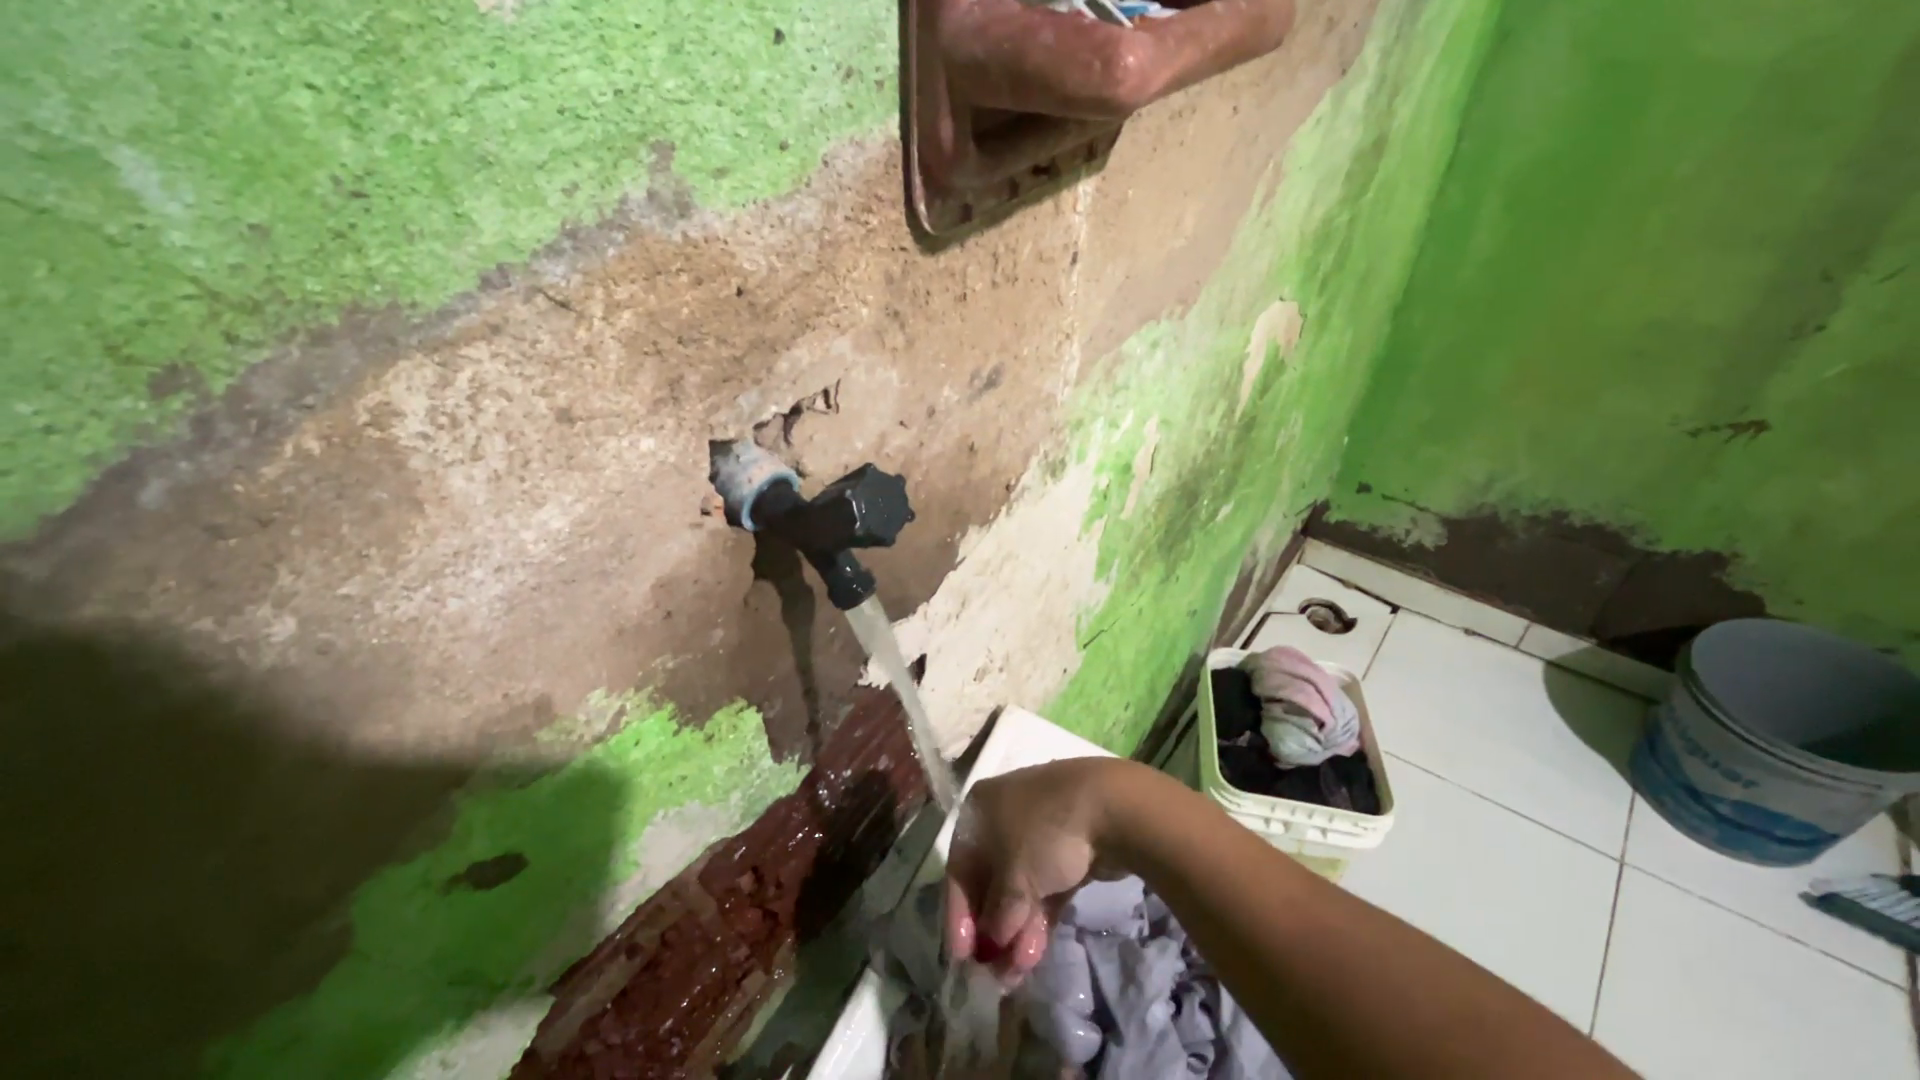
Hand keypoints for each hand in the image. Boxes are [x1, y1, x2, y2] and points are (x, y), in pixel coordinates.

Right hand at [942, 757, 1128, 982]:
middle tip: (994, 972)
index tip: (962, 956)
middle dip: (993, 930)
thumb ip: (998, 918)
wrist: (1113, 806)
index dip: (958, 916)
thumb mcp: (1013, 881)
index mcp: (978, 812)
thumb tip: (994, 944)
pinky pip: (1045, 889)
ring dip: (1017, 931)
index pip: (958, 870)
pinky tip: (1035, 953)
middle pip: (990, 882)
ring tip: (1017, 973)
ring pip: (1020, 889)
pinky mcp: (1067, 850)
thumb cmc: (1045, 835)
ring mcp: (1038, 833)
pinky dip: (1039, 918)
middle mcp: (1003, 818)